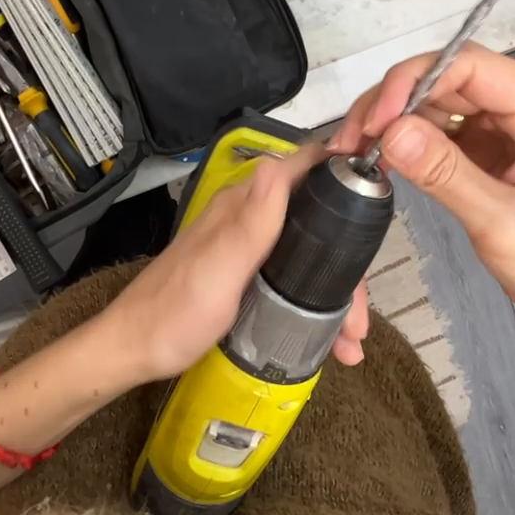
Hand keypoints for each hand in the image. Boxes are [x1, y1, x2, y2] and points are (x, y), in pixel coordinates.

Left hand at [95, 146, 369, 385]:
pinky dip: (317, 308)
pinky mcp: (249, 278)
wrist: (133, 353)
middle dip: (349, 263)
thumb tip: (279, 161)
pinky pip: (295, 282)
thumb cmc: (173, 314)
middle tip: (360, 314)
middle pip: (318, 221)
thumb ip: (251, 222)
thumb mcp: (218, 269)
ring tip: (351, 340)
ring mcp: (250, 250)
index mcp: (243, 207)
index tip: (381, 197)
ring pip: (311, 257)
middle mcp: (250, 220)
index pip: (302, 168)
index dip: (343, 170)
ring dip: (337, 295)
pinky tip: (331, 341)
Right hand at [330, 42, 514, 327]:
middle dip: (394, 103)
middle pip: (448, 80)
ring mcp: (509, 130)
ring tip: (356, 150)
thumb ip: (445, 173)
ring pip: (439, 105)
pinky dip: (409, 143)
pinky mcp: (492, 153)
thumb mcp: (502, 221)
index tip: (376, 120)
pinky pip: (443, 134)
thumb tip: (390, 133)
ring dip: (395, 122)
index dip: (414, 81)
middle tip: (352, 138)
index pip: (470, 65)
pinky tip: (382, 159)